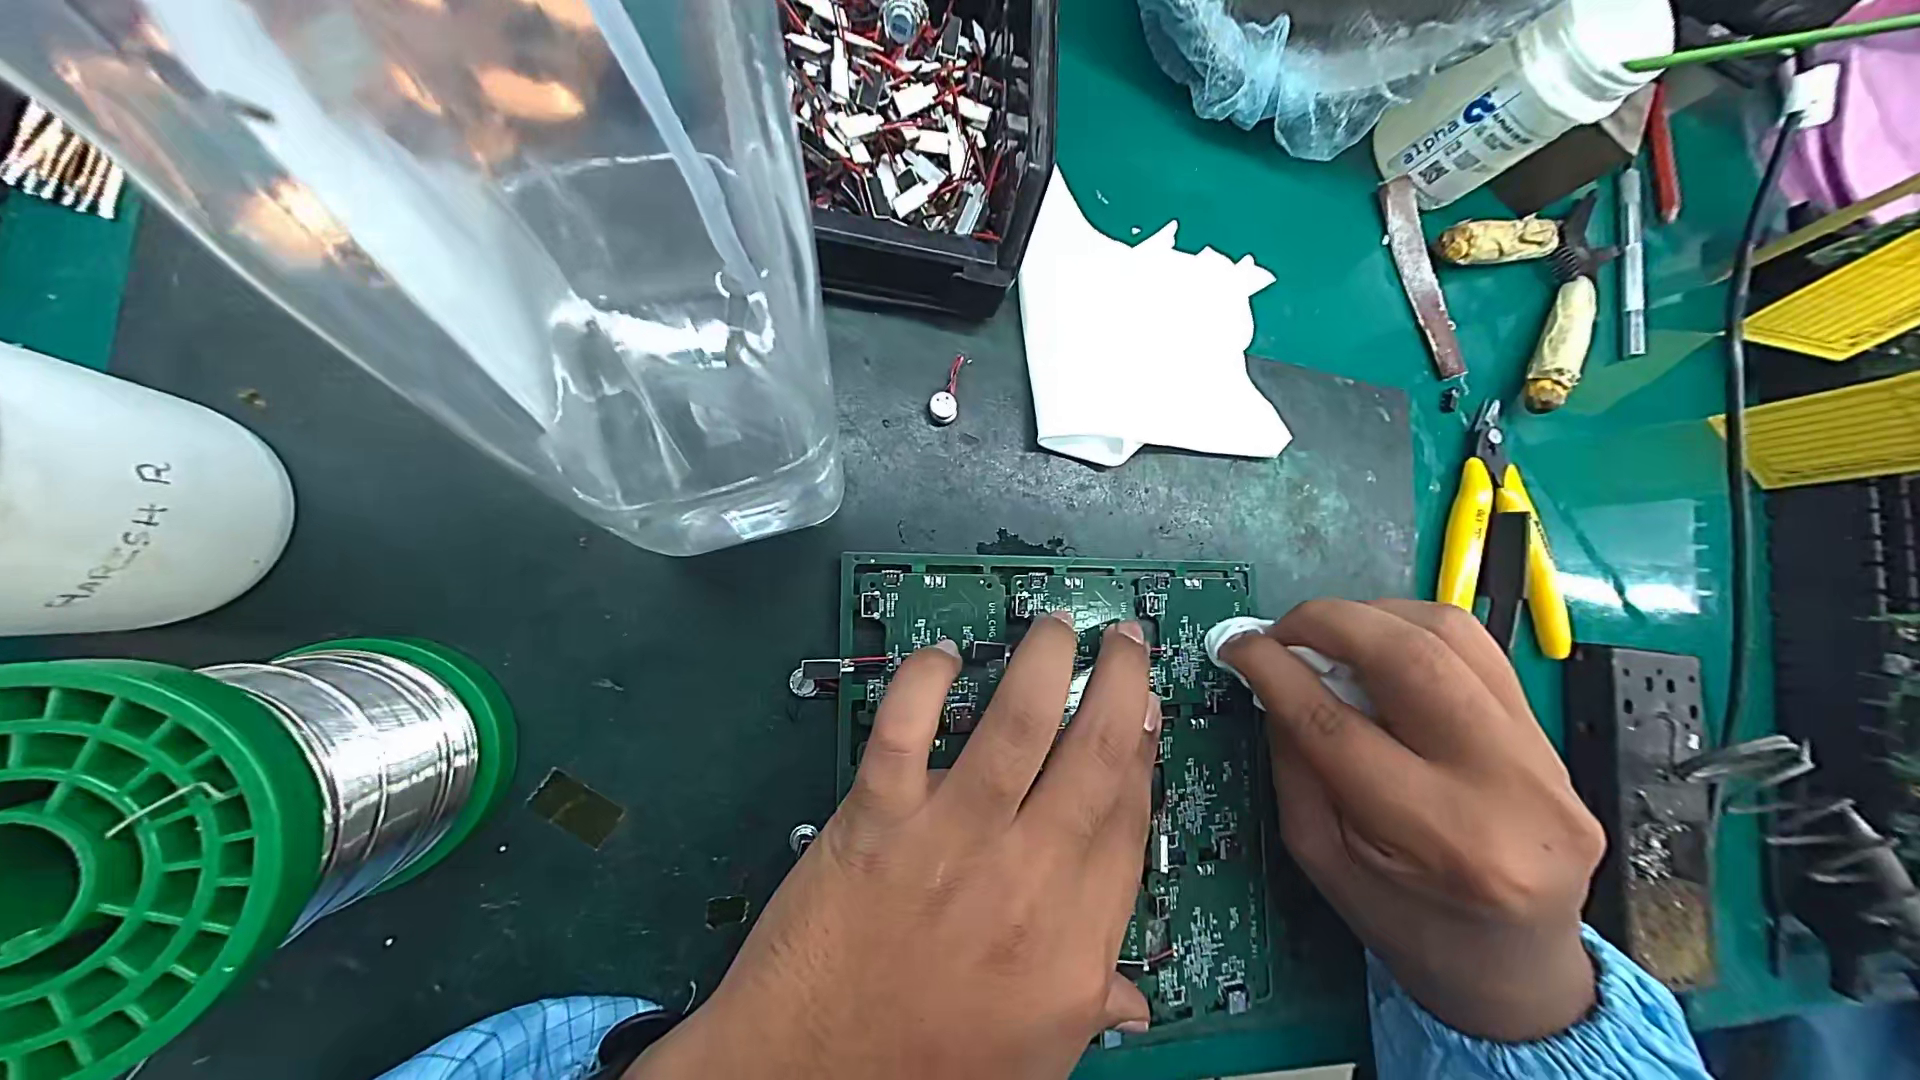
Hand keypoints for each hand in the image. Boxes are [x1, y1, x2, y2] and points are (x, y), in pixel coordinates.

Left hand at [629, 613, 1159, 1079]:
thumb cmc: (930, 1068)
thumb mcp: (1035, 1054)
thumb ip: (1091, 1002)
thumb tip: (1137, 993)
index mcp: (1075, 938)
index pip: (1129, 815)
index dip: (1141, 748)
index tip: (1142, 706)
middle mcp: (1025, 877)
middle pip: (1094, 755)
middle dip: (1120, 682)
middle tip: (1126, 637)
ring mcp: (947, 840)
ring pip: (1015, 724)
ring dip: (1043, 661)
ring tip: (1057, 625)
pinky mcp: (874, 818)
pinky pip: (904, 728)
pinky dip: (923, 679)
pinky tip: (941, 654)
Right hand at [1219, 599, 1604, 1041]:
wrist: (1515, 966)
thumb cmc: (1399, 920)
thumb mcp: (1317, 850)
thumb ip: (1293, 757)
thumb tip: (1272, 675)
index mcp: (1440, 840)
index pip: (1333, 723)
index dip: (1271, 670)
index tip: (1236, 646)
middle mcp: (1507, 788)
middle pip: (1409, 657)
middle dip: (1325, 622)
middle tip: (1279, 630)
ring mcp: (1544, 757)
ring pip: (1450, 634)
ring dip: (1369, 617)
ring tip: (1327, 638)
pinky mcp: (1552, 737)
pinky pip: (1476, 649)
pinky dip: (1411, 629)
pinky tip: (1376, 647)